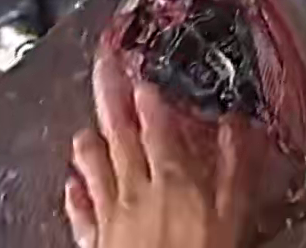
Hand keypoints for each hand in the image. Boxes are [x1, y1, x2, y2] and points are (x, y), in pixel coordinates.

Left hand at [65, 55, 295, 247]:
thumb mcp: (232, 212)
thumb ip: (236, 164)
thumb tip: (236, 122)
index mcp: (171, 177)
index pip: (157, 128)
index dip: (148, 100)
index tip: (141, 76)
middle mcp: (136, 190)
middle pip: (121, 139)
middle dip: (111, 103)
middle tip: (103, 74)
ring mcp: (111, 220)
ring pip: (96, 172)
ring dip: (89, 148)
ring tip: (82, 129)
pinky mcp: (96, 247)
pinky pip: (81, 218)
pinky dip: (74, 198)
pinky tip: (70, 186)